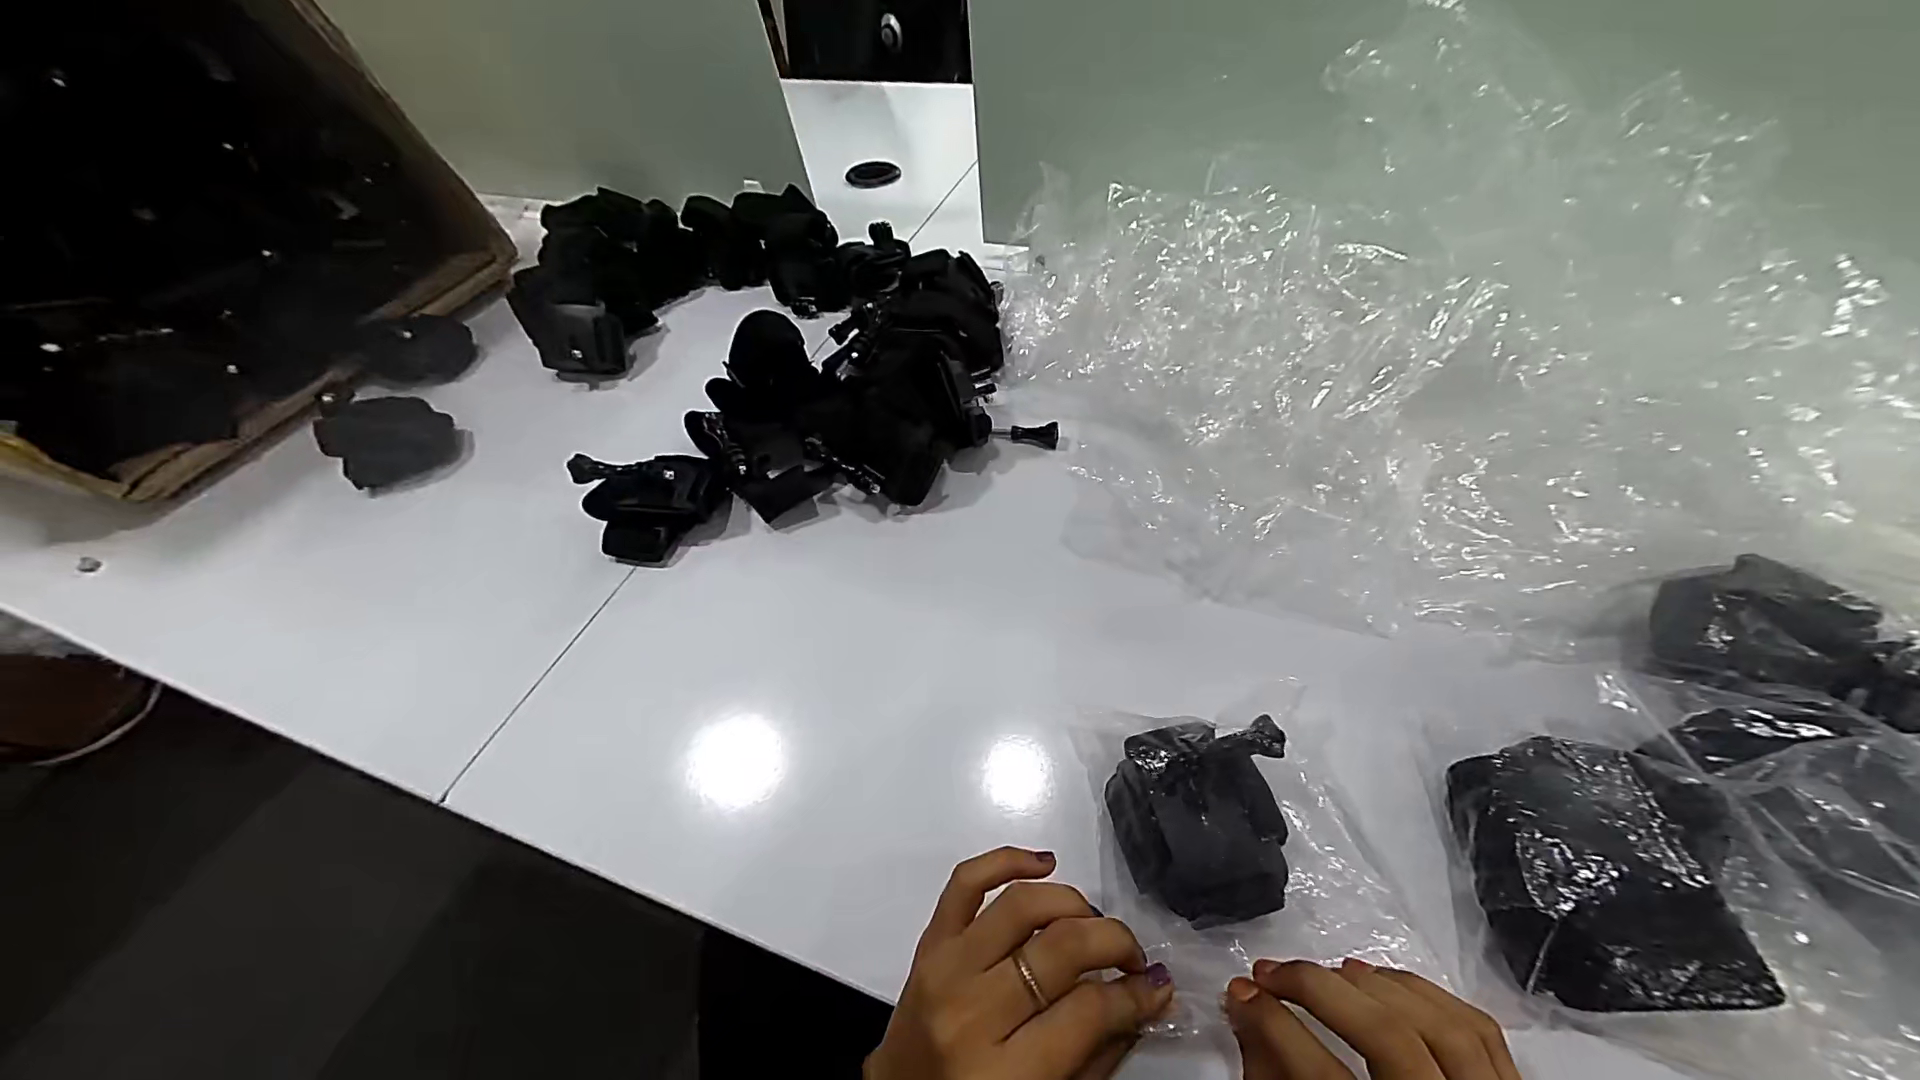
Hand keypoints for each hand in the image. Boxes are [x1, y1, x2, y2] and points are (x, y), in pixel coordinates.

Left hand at [866, 847, 1174, 1079]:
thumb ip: (1095, 1052)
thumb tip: (1144, 994)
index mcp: (1002, 1075)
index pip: (1086, 1010)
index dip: (1133, 993)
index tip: (1155, 984)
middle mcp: (971, 1011)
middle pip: (1058, 948)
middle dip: (1111, 940)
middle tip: (1132, 953)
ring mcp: (945, 966)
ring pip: (1020, 906)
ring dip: (1071, 902)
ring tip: (1092, 919)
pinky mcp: (929, 939)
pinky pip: (966, 881)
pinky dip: (1007, 860)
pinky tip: (1044, 863)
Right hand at [1226, 958, 1521, 1079]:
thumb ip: (1272, 1075)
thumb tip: (1244, 1005)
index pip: (1325, 1078)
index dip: (1274, 1023)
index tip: (1241, 992)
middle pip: (1388, 1037)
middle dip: (1315, 987)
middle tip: (1269, 972)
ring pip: (1440, 1027)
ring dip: (1371, 985)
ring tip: (1325, 973)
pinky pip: (1479, 1029)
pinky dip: (1424, 992)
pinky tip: (1379, 982)